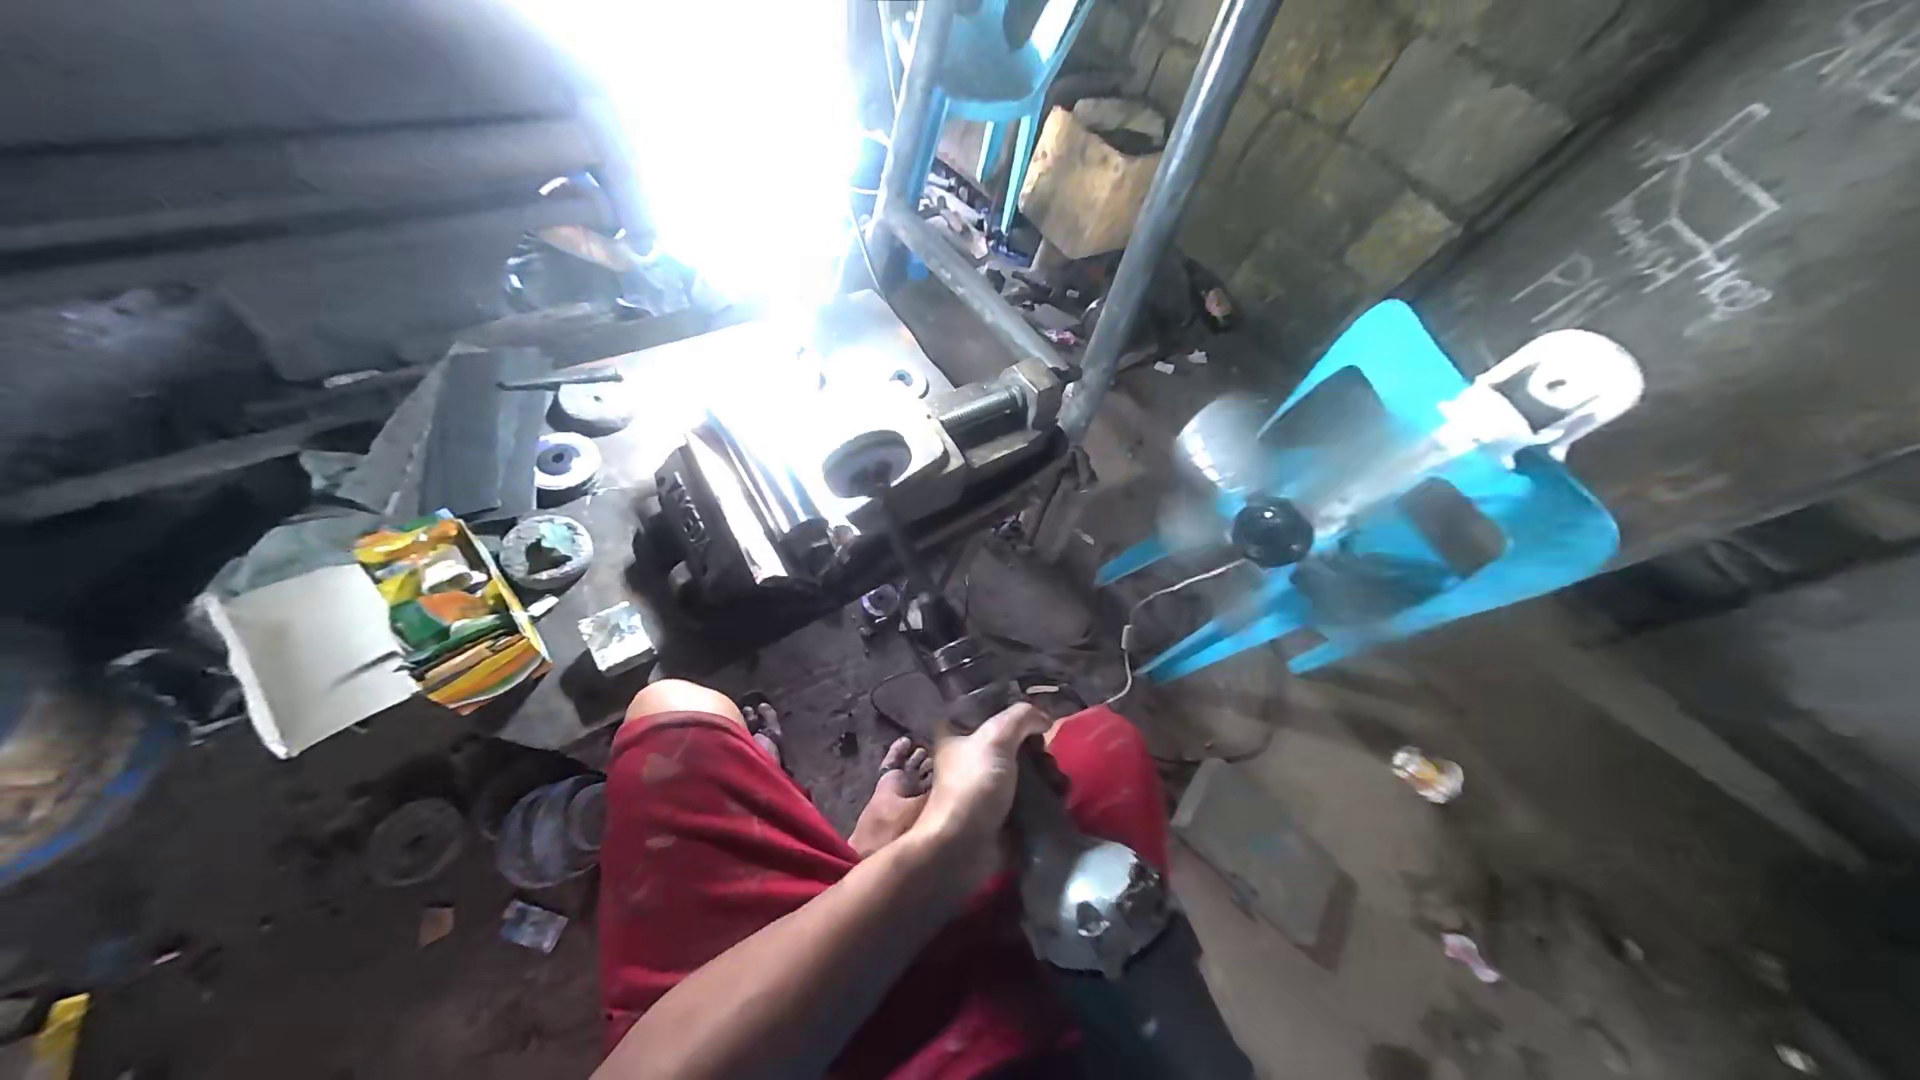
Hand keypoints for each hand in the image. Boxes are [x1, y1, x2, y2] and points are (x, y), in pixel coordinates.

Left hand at [906, 702, 1051, 889]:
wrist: (962, 849)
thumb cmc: (973, 786)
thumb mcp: (995, 738)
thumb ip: (1021, 717)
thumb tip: (1045, 719)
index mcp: (960, 736)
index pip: (994, 714)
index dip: (1018, 718)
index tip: (1038, 726)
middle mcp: (974, 760)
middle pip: (1017, 744)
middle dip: (1040, 752)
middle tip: (1048, 763)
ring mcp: (990, 789)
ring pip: (1028, 772)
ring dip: (1049, 775)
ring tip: (1059, 785)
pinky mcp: (1005, 814)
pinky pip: (1033, 798)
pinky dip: (1049, 797)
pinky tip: (1061, 798)